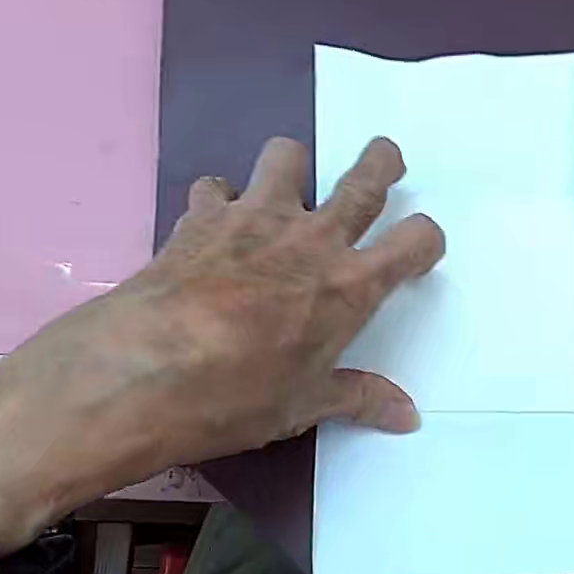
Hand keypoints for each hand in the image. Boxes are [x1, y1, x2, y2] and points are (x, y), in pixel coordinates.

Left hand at [0, 136, 445, 553]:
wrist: (147, 370)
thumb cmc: (239, 396)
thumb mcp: (304, 405)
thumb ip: (359, 400)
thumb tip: (409, 417)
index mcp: (349, 285)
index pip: (415, 241)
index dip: (425, 241)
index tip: (419, 251)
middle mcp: (311, 237)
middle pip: (365, 176)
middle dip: (382, 164)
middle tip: (384, 162)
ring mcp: (254, 217)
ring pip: (287, 155)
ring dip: (293, 168)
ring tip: (284, 193)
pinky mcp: (200, 216)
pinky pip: (215, 188)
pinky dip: (220, 201)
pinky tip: (211, 227)